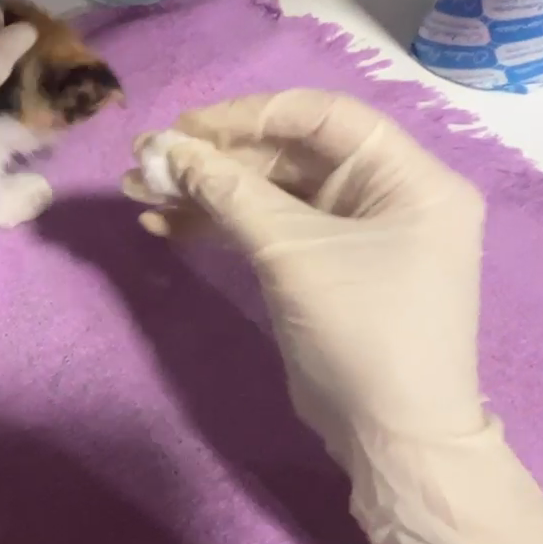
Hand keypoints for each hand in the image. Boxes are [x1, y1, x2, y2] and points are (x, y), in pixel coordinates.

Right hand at [125, 90, 542, 543]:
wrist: (385, 429)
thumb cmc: (361, 329)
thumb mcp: (290, 252)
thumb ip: (227, 192)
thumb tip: (166, 149)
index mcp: (405, 178)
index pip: (321, 117)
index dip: (248, 114)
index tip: (183, 130)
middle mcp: (377, 193)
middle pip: (283, 152)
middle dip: (210, 157)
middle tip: (145, 162)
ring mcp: (343, 228)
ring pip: (260, 188)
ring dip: (199, 189)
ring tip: (138, 190)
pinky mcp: (311, 259)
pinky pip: (255, 222)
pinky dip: (209, 221)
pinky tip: (161, 224)